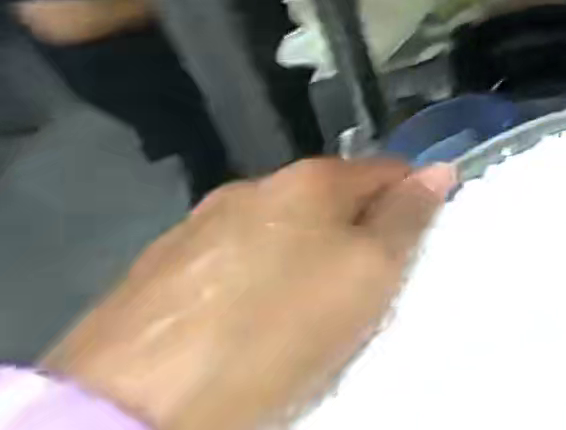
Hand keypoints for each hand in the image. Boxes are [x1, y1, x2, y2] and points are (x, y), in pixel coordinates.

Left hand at [42, 158, 453, 429]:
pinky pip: (221, 271)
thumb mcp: (375, 272)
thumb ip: (412, 215)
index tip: (411, 247)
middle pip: (329, 202)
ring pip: (272, 235)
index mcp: (314, 175)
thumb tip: (437, 172)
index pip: (392, 170)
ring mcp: (186, 233)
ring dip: (292, 261)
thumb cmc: (278, 329)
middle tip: (356, 287)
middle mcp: (251, 187)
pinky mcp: (137, 285)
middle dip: (348, 234)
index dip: (411, 204)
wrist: (117, 418)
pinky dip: (240, 290)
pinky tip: (237, 332)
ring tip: (292, 316)